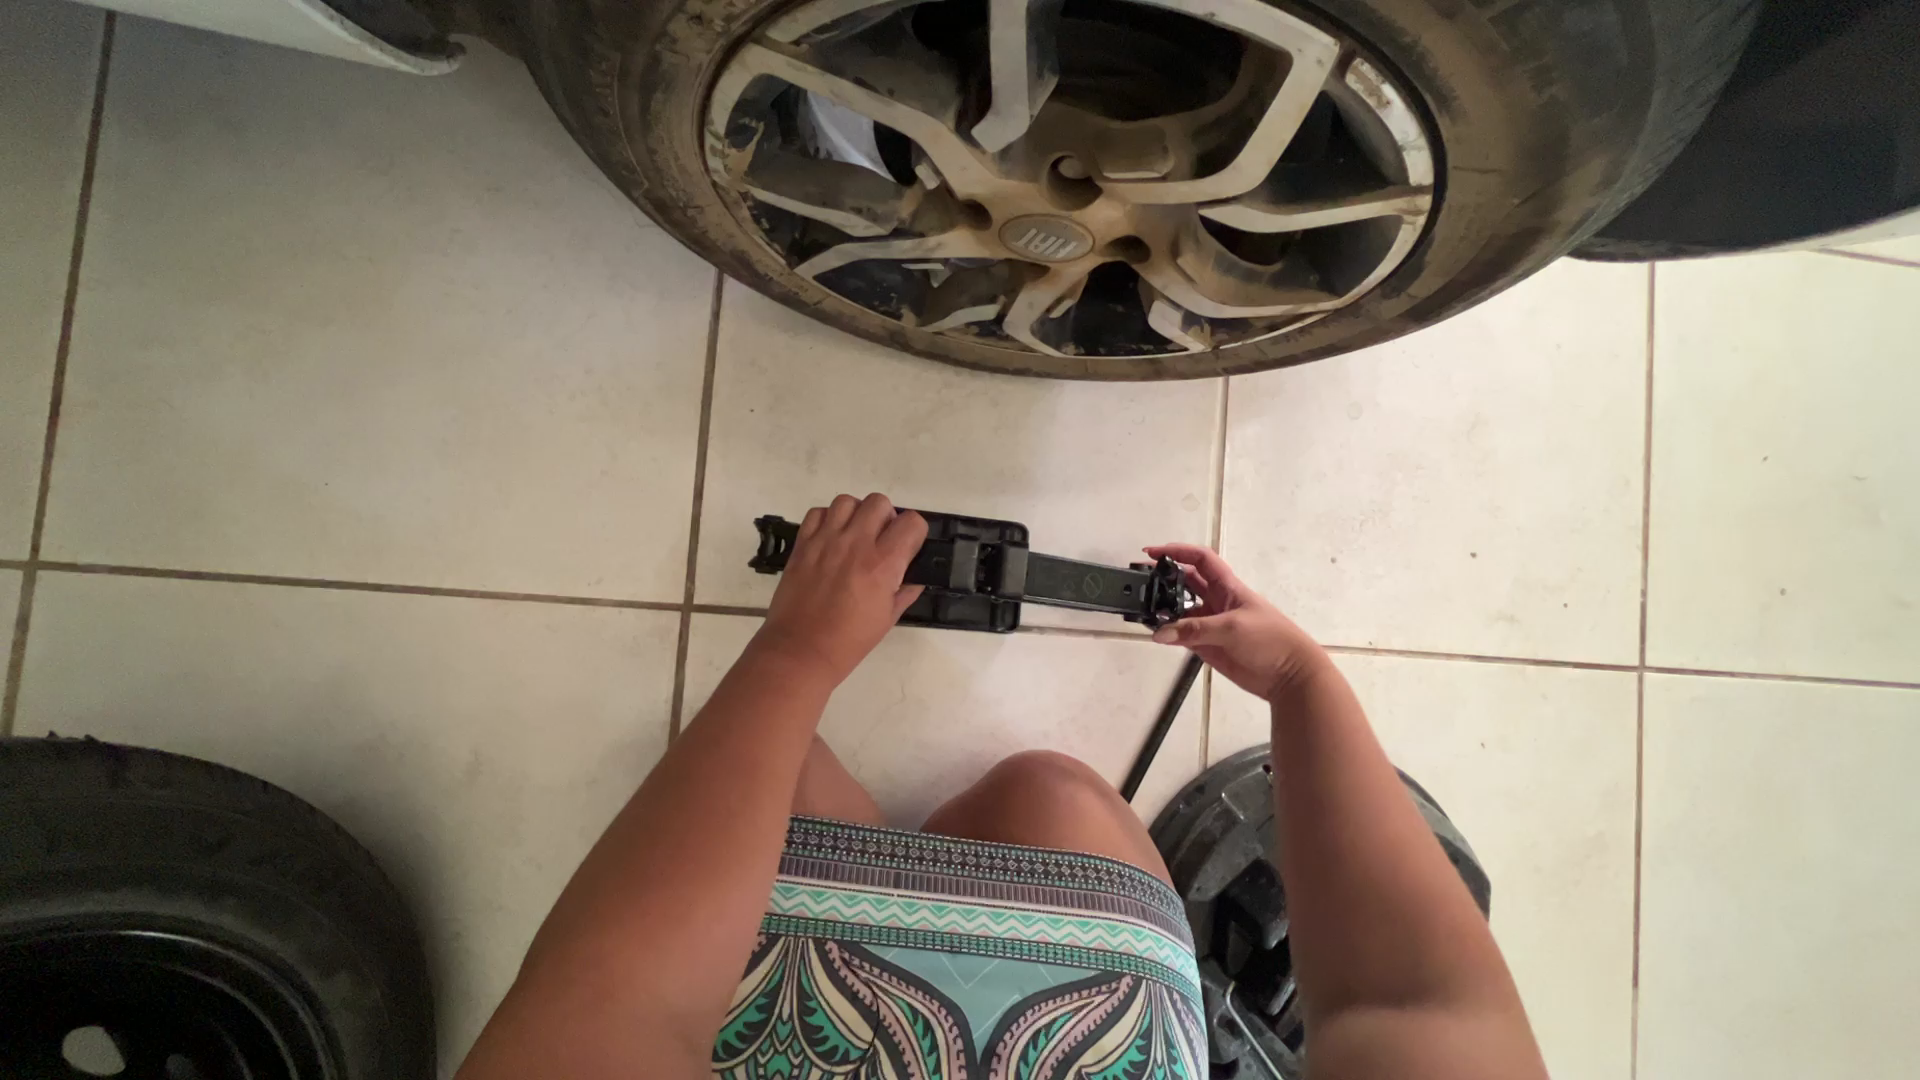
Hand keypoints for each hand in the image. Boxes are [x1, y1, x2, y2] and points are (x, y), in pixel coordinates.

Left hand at [753, 494, 928, 685]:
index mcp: (883, 563)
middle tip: (881, 540)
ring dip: (856, 514)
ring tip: (854, 536)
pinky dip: (827, 519)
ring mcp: (826, 540)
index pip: (911, 522)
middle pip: (880, 502)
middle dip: (886, 518)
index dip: (914, 532)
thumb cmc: (849, 640)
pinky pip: (817, 512)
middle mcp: (856, 543)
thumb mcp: (888, 618)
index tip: (908, 547)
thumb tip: (914, 578)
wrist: (802, 650)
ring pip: (847, 501)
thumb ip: (905, 591)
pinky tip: (830, 539)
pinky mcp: (803, 544)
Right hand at [1144, 543, 1329, 700]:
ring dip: (1163, 607)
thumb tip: (1159, 633)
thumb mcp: (1232, 628)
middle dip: (1164, 576)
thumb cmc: (1270, 640)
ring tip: (1142, 607)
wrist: (1288, 675)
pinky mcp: (1207, 645)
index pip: (1200, 560)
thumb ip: (1194, 630)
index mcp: (1227, 587)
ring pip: (1180, 610)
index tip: (1153, 552)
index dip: (1178, 551)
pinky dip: (1167, 633)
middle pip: (1186, 582)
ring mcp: (1210, 624)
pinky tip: (1155, 633)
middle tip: (1140, 578)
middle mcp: (1216, 601)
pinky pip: (1181, 635)